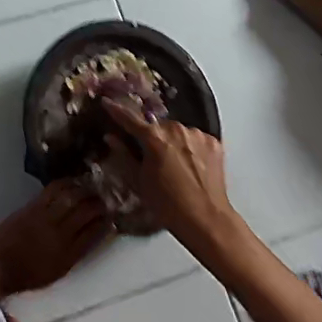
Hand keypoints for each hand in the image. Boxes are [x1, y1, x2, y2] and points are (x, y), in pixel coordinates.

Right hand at [101, 100, 245, 262]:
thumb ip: (123, 155)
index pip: (130, 119)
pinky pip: (195, 138)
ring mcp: (198, 135)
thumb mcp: (138, 181)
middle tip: (150, 153)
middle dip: (151, 135)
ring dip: (171, 139)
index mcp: (154, 138)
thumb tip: (111, 137)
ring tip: (173, 161)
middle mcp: (176, 130)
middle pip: (157, 125)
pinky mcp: (214, 143)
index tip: (106, 102)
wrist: (206, 219)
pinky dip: (189, 145)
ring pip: (177, 130)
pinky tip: (190, 163)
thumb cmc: (166, 203)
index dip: (116, 110)